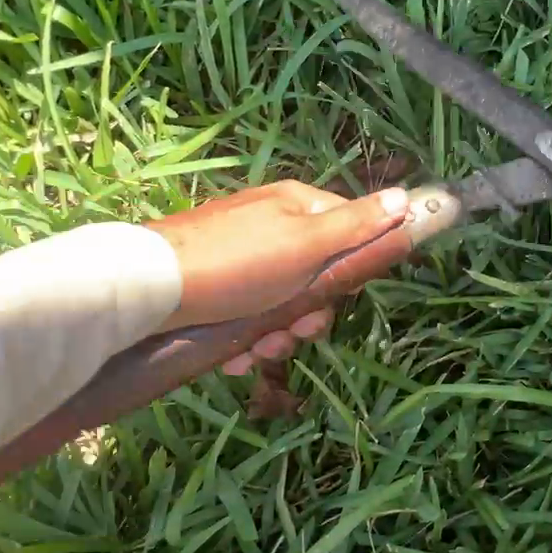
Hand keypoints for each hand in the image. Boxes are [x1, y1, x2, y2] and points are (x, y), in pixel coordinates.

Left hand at [146, 180, 410, 371]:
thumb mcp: (308, 245)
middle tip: (296, 334)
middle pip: (316, 271)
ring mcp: (239, 254)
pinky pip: (246, 312)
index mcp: (297, 206)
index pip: (349, 228)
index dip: (352, 267)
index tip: (343, 295)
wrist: (145, 289)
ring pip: (281, 299)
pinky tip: (234, 356)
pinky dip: (246, 336)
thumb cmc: (238, 264)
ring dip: (278, 332)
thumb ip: (358, 225)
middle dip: (310, 311)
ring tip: (258, 352)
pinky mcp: (211, 285)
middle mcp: (271, 224)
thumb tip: (406, 196)